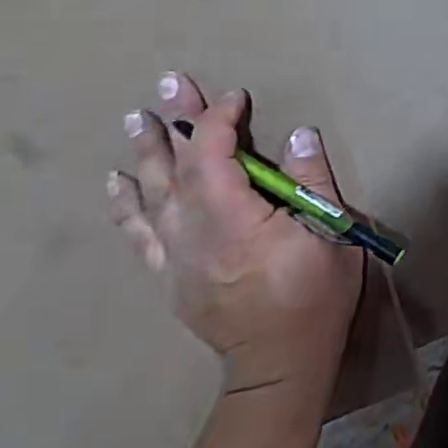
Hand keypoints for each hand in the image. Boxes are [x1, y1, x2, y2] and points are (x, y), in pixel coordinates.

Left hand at [106, 72, 362, 393]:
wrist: (280, 364)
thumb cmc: (315, 296)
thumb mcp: (331, 235)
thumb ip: (312, 182)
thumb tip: (299, 134)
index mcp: (233, 224)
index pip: (214, 158)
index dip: (219, 122)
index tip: (237, 97)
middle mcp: (194, 236)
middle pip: (178, 169)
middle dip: (174, 122)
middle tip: (167, 83)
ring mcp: (176, 258)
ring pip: (153, 196)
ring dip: (144, 153)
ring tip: (133, 118)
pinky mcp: (171, 275)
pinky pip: (141, 234)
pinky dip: (126, 205)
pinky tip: (116, 182)